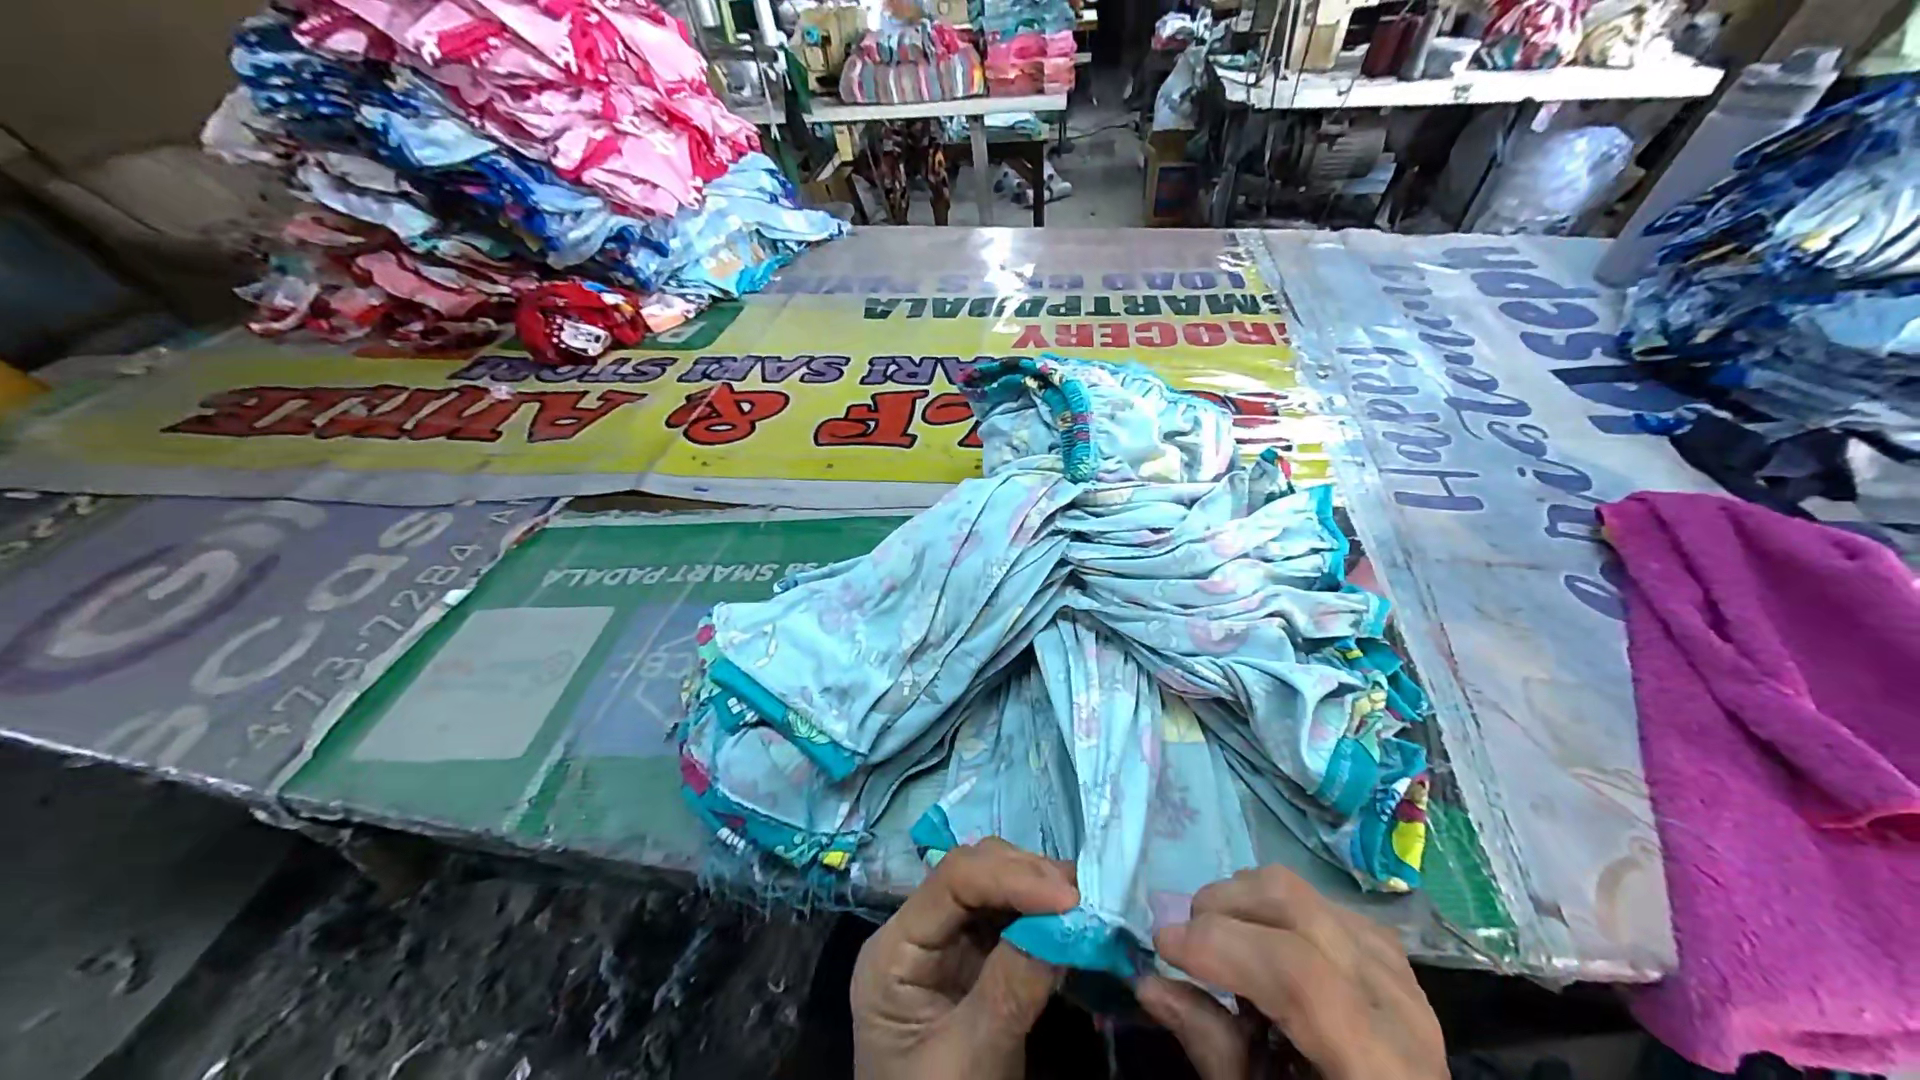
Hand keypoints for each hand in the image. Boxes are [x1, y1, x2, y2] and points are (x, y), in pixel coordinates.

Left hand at [851, 838, 1078, 1079]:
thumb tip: (1064, 925)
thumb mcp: (971, 1057)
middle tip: (1083, 895)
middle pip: (971, 874)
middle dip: (1027, 876)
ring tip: (1083, 903)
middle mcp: (917, 931)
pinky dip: (1040, 914)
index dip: (1010, 876)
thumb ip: (1011, 988)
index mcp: (894, 949)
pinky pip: (1008, 919)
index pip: (950, 882)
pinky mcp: (974, 961)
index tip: (1067, 896)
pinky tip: (1067, 922)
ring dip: (1038, 888)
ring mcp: (946, 944)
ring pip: (992, 887)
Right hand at [1134, 866, 1445, 1079]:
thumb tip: (1150, 983)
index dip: (1219, 947)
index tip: (1162, 949)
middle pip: (1294, 907)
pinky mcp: (1386, 953)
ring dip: (1240, 900)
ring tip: (1222, 944)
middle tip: (1187, 944)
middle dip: (1220, 908)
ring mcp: (1395, 971)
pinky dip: (1271, 911)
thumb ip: (1210, 1046)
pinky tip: (1261, 949)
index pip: (1296, 972)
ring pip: (1301, 890)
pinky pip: (1316, 900)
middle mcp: (1397, 1006)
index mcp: (1377, 1066)